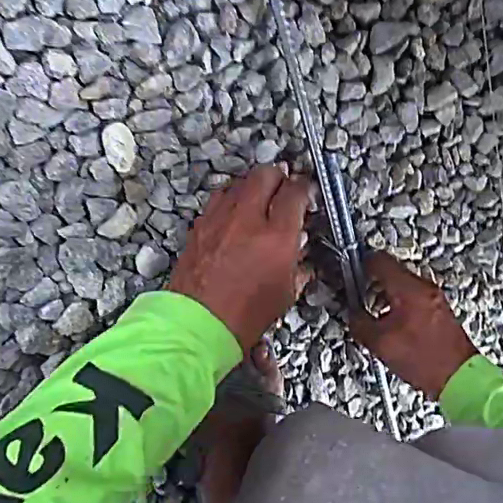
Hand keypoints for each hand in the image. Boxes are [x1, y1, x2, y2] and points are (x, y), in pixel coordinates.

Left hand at [169, 165, 312, 347]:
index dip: (304, 187)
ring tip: (261, 194)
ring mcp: (221, 219)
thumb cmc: (242, 317)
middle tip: (285, 185)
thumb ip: (297, 263)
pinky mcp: (201, 224)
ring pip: (241, 181)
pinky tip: (236, 208)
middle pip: (266, 175)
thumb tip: (299, 248)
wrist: (197, 326)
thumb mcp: (285, 293)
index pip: (295, 193)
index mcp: (277, 238)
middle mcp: (248, 220)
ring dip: (255, 183)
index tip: (305, 189)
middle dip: (279, 175)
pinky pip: (220, 197)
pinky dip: (232, 196)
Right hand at [349, 251, 477, 397]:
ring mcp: (435, 297)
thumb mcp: (381, 344)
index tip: (353, 274)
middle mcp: (425, 287)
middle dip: (373, 283)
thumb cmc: (427, 361)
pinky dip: (401, 304)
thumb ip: (360, 323)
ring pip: (404, 284)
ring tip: (376, 314)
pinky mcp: (440, 309)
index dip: (362, 265)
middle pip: (392, 271)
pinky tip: (395, 325)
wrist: (459, 378)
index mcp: (409, 289)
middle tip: (360, 297)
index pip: (380, 260)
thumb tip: (353, 315)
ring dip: (387, 295)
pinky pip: (415, 297)